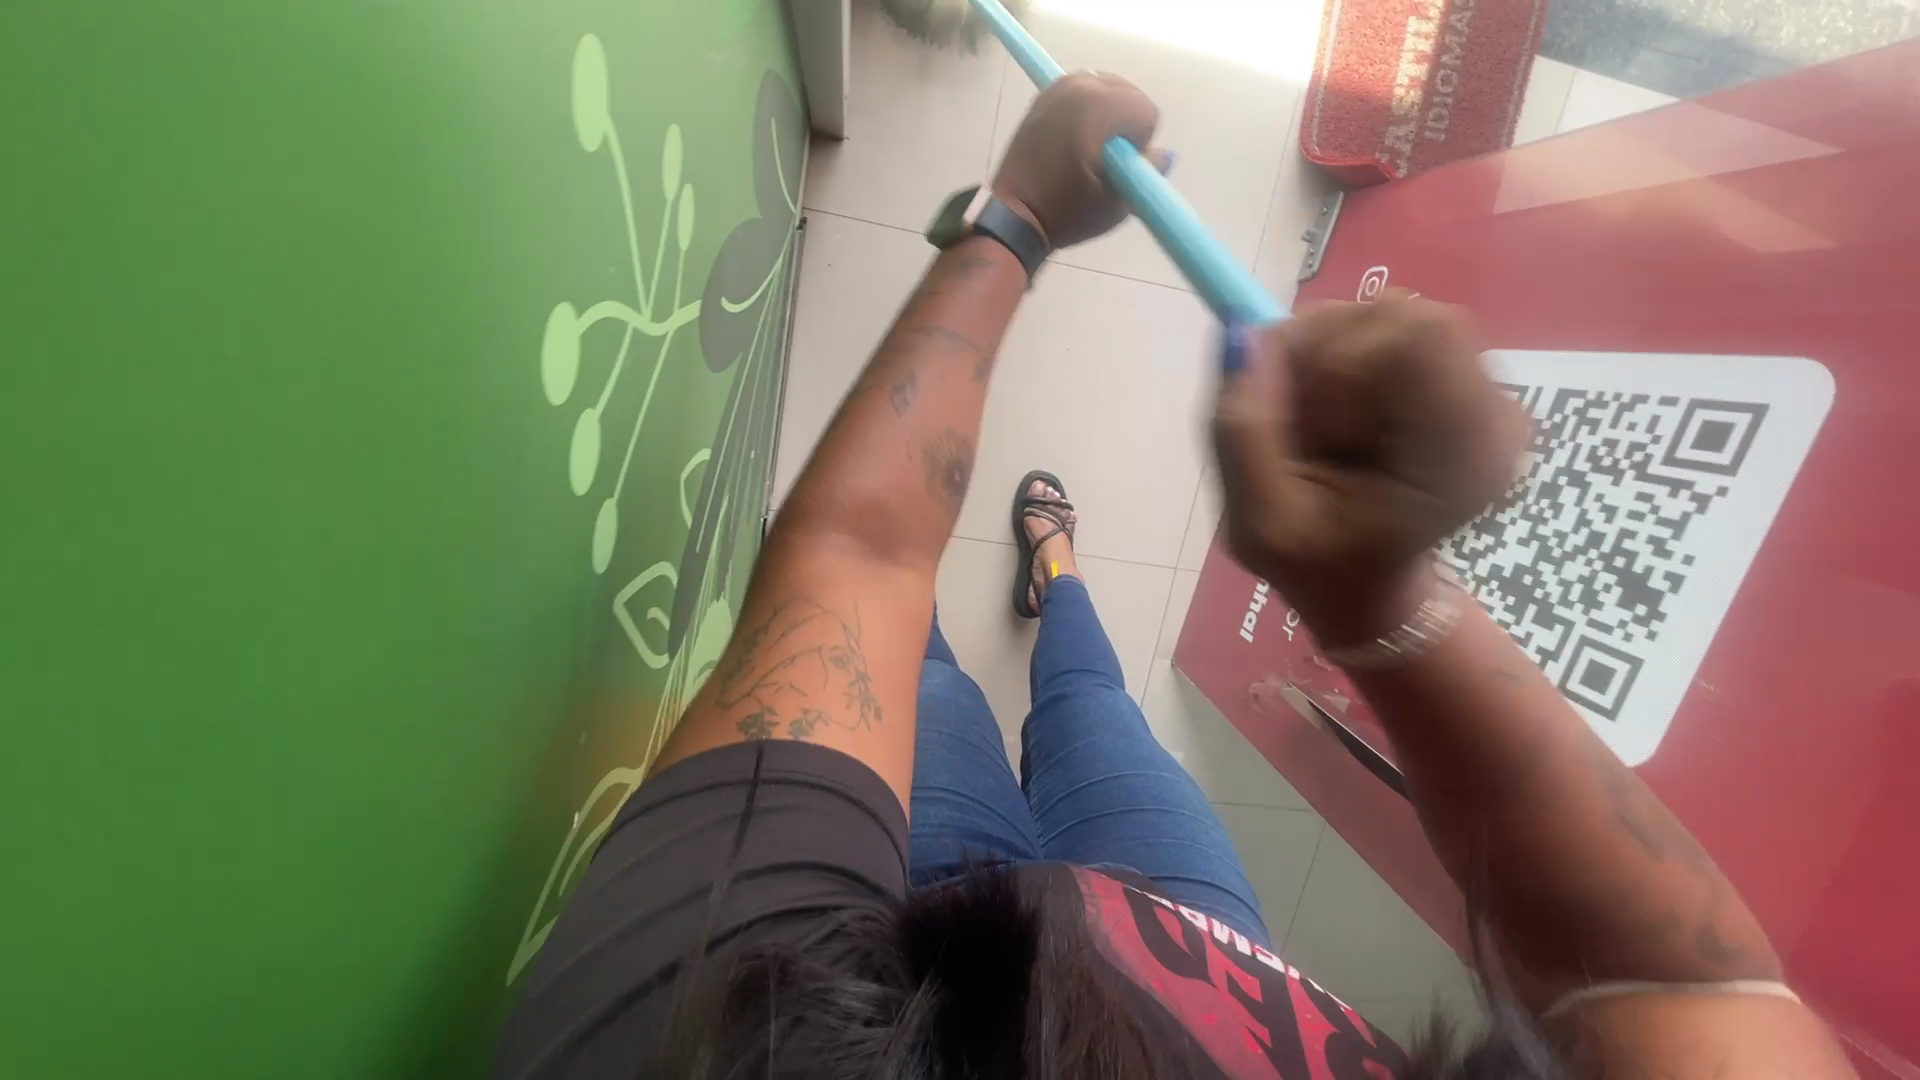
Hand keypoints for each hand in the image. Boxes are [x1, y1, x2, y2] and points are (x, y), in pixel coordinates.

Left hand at [991, 72, 1168, 249]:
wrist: (1013, 217)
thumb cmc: (1065, 214)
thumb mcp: (1114, 205)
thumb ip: (1146, 173)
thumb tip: (1162, 154)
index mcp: (1098, 108)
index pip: (1145, 112)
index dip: (1140, 145)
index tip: (1120, 169)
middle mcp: (1079, 85)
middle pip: (1127, 94)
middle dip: (1125, 125)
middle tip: (1105, 162)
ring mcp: (1057, 87)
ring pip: (1105, 89)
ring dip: (1107, 116)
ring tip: (1089, 151)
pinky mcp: (1043, 96)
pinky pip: (1081, 93)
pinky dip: (1086, 111)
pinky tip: (1075, 140)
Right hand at [1210, 293, 1528, 645]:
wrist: (1363, 581)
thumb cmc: (1315, 565)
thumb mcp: (1257, 524)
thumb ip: (1242, 434)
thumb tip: (1241, 333)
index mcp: (1459, 457)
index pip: (1413, 337)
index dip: (1338, 359)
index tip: (1306, 422)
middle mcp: (1492, 410)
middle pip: (1397, 316)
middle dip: (1325, 360)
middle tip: (1304, 431)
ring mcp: (1483, 387)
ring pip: (1384, 315)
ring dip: (1327, 361)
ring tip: (1320, 430)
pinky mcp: (1458, 374)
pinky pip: (1384, 329)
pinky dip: (1341, 362)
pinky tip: (1338, 420)